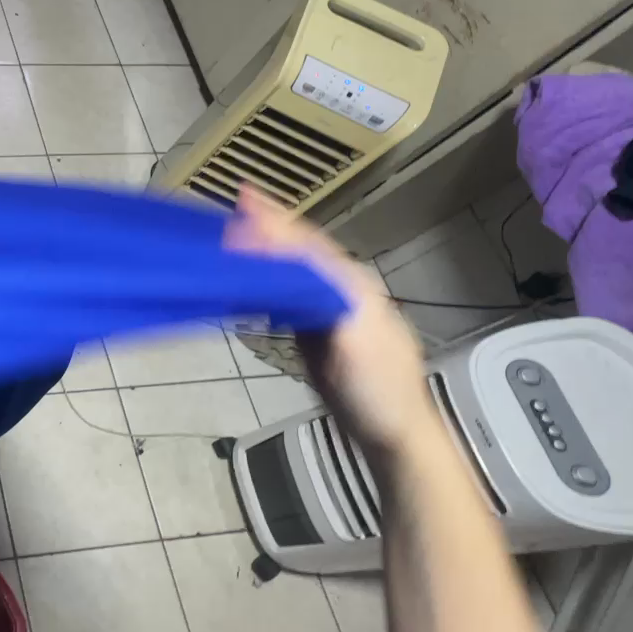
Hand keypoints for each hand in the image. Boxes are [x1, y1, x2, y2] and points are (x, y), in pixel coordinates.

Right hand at [224, 187, 439, 458]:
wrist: (393, 433)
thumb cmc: (376, 389)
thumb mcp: (353, 339)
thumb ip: (323, 297)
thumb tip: (288, 261)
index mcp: (353, 286)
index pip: (307, 245)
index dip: (275, 224)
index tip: (244, 204)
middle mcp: (342, 288)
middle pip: (301, 247)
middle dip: (272, 222)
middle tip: (240, 199)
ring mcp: (329, 307)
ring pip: (292, 266)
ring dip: (266, 243)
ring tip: (239, 224)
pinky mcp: (315, 327)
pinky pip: (286, 289)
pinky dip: (265, 273)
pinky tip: (250, 271)